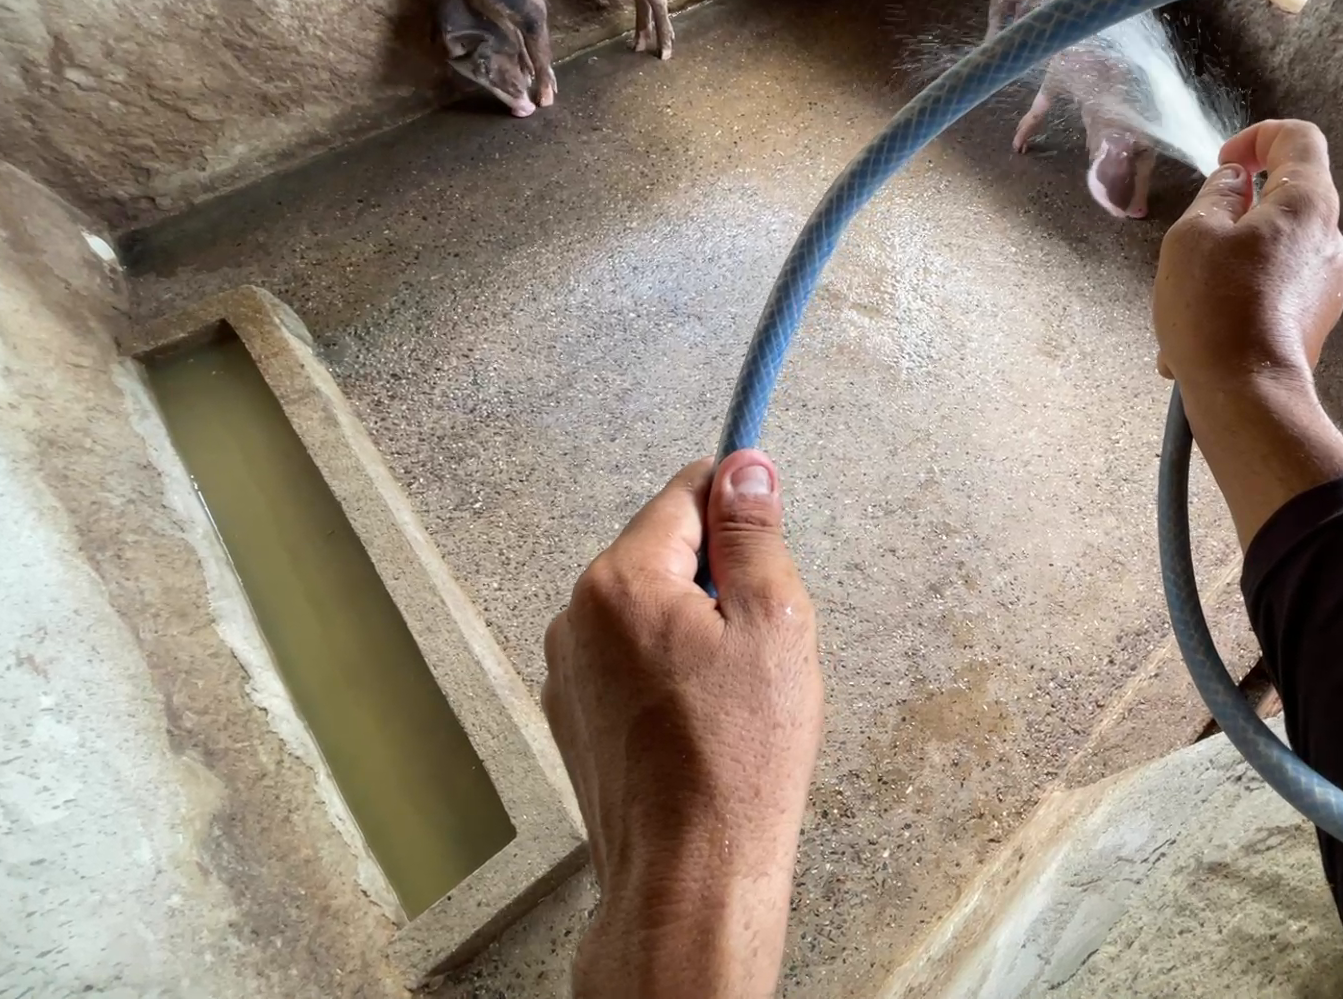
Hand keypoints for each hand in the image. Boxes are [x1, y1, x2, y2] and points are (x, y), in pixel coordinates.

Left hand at [543, 450, 821, 998]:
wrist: (691, 876)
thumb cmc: (743, 750)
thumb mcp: (773, 621)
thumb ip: (754, 534)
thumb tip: (748, 467)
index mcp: (623, 580)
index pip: (686, 493)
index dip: (737, 501)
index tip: (769, 527)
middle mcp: (578, 614)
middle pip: (666, 549)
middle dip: (721, 573)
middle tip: (764, 633)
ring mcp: (569, 668)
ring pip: (652, 603)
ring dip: (699, 619)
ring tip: (738, 683)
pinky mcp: (575, 712)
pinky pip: (632, 652)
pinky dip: (672, 659)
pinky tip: (705, 713)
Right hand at [1152, 119, 1342, 391]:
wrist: (1244, 394)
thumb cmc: (1213, 308)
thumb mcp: (1192, 237)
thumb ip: (1214, 197)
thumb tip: (1231, 185)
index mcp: (1307, 203)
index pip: (1297, 138)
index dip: (1257, 137)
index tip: (1224, 164)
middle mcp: (1330, 239)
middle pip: (1282, 203)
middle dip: (1232, 218)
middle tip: (1193, 249)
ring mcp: (1328, 286)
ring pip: (1271, 254)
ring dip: (1226, 268)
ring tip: (1185, 310)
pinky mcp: (1316, 324)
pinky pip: (1272, 295)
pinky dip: (1237, 303)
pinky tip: (1200, 336)